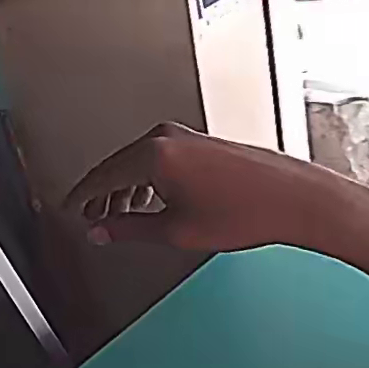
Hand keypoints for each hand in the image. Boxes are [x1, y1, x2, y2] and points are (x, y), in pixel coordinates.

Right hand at [63, 122, 368, 252]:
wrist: (297, 200)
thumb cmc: (248, 212)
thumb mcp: (176, 230)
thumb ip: (128, 229)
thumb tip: (101, 231)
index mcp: (152, 155)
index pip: (100, 176)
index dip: (81, 197)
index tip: (70, 208)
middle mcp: (165, 138)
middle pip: (116, 166)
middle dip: (101, 194)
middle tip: (90, 217)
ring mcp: (183, 136)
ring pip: (136, 162)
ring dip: (123, 187)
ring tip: (118, 215)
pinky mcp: (198, 141)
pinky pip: (157, 157)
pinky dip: (145, 178)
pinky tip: (149, 201)